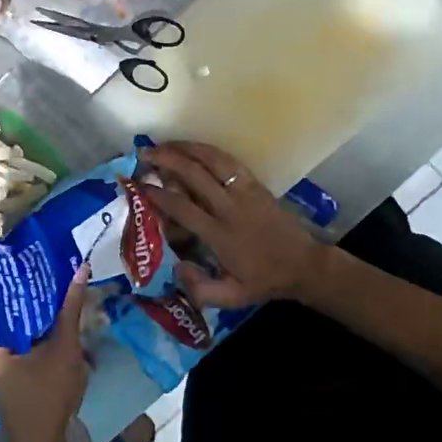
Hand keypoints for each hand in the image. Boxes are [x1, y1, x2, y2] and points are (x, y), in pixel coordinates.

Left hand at [0, 268, 90, 441]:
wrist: (41, 441)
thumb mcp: (63, 349)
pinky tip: (47, 303)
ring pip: (1, 315)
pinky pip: (8, 328)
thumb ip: (70, 308)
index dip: (3, 268)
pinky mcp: (0, 362)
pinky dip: (24, 315)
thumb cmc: (46, 396)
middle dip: (17, 280)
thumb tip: (81, 268)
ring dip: (22, 298)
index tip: (24, 247)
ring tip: (47, 272)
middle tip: (41, 256)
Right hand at [140, 142, 327, 307]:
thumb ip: (200, 289)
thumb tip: (175, 267)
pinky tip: (195, 148)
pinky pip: (230, 162)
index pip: (182, 208)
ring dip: (187, 148)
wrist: (303, 265)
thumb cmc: (264, 281)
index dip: (157, 194)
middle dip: (167, 160)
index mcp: (220, 236)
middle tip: (144, 153)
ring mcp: (245, 193)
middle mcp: (230, 208)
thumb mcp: (231, 297)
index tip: (138, 185)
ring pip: (213, 161)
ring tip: (165, 143)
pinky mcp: (257, 185)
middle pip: (194, 175)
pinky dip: (210, 151)